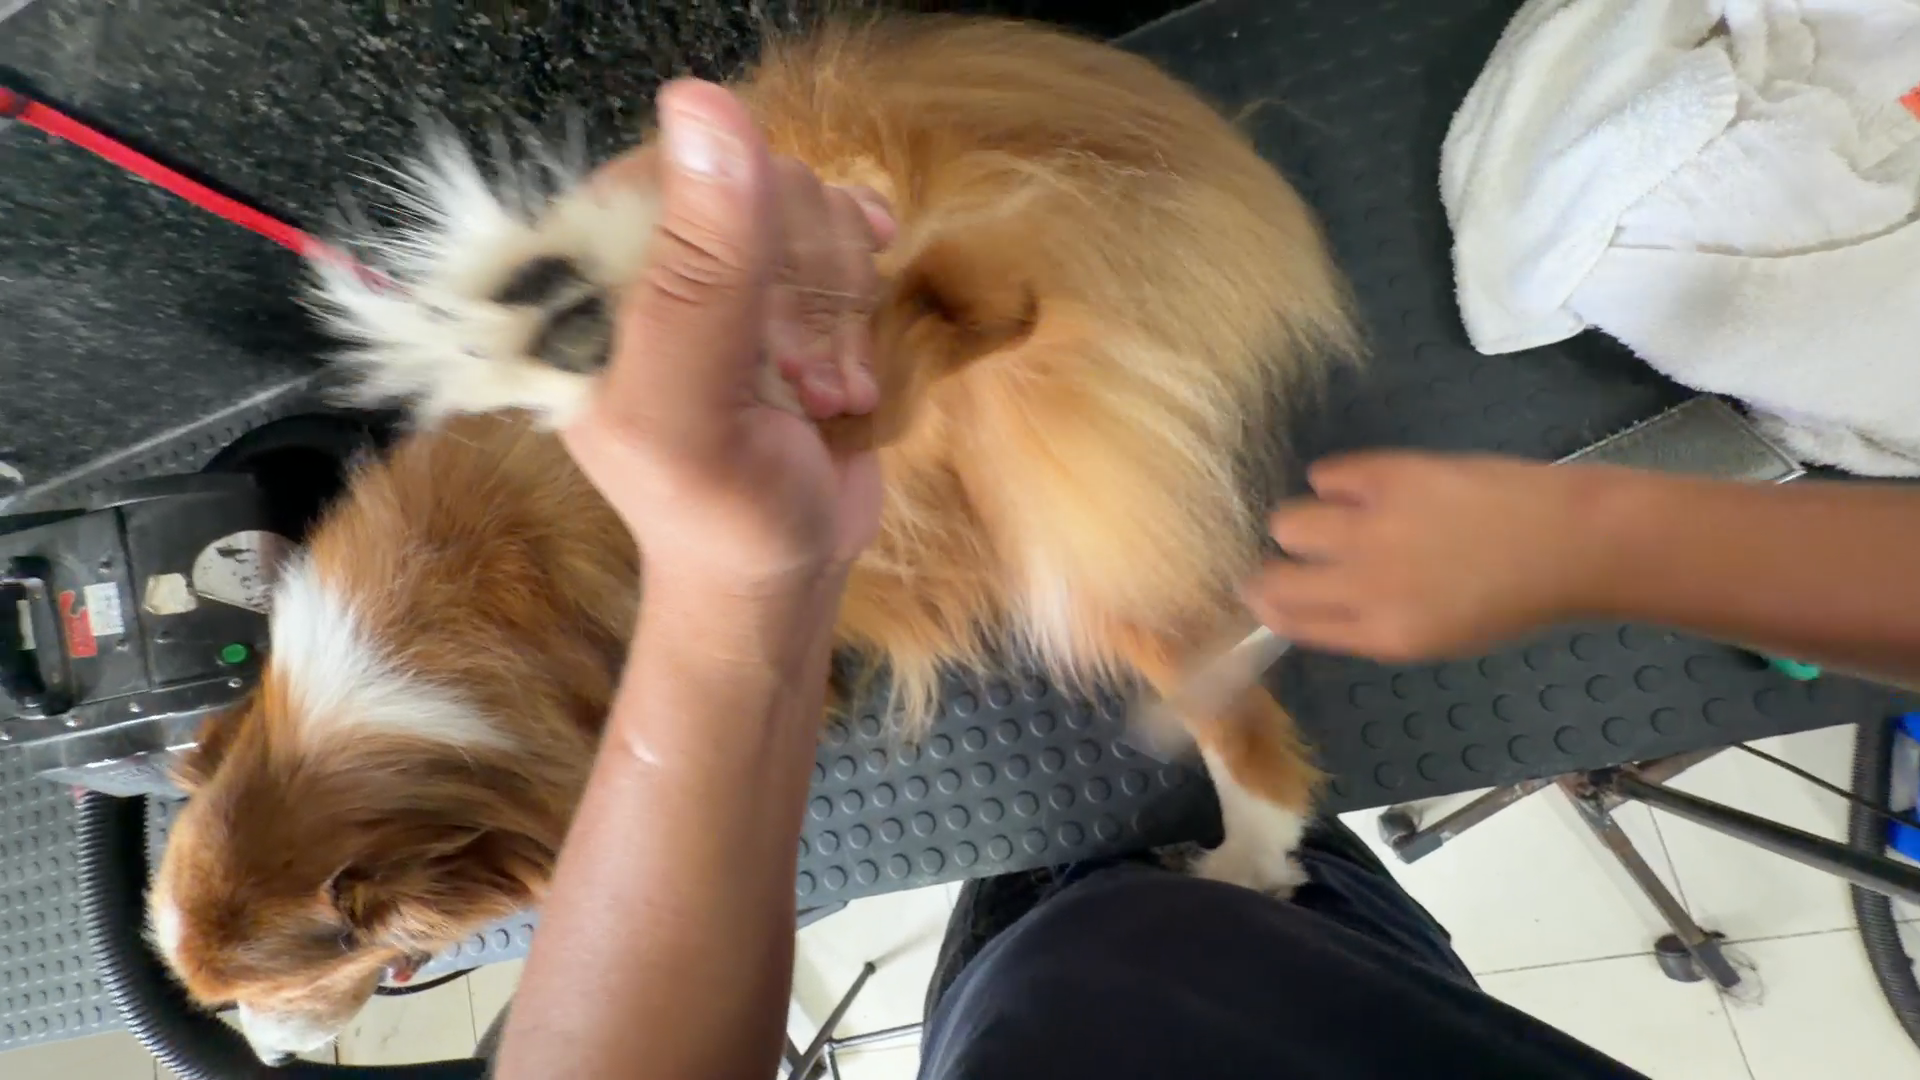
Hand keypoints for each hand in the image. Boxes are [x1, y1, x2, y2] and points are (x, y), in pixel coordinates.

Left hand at [561, 79, 892, 615]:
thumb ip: (698, 273)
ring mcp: (729, 287)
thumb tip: (708, 103)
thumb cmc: (725, 518)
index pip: (669, 174)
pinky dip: (862, 307)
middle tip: (802, 384)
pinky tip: (855, 365)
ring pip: (808, 215)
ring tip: (827, 394)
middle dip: (803, 290)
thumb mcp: (695, 410)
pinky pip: (842, 249)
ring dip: (839, 310)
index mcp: (591, 286)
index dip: (743, 240)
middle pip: (753, 188)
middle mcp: (654, 272)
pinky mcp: (788, 307)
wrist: (782, 574)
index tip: (773, 339)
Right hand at [1243, 452, 1613, 661]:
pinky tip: (1366, 488)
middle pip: (1270, 577)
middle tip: (1293, 555)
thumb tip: (1301, 602)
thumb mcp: (1431, 637)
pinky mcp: (1389, 477)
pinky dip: (1337, 481)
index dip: (1265, 602)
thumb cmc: (1506, 599)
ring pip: (1287, 521)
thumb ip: (1359, 625)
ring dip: (1304, 521)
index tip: (1267, 589)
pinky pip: (1325, 474)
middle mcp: (1367, 585)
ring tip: (1336, 517)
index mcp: (1380, 633)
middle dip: (1270, 568)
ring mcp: (1375, 528)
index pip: (1284, 620)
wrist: (1575, 542)